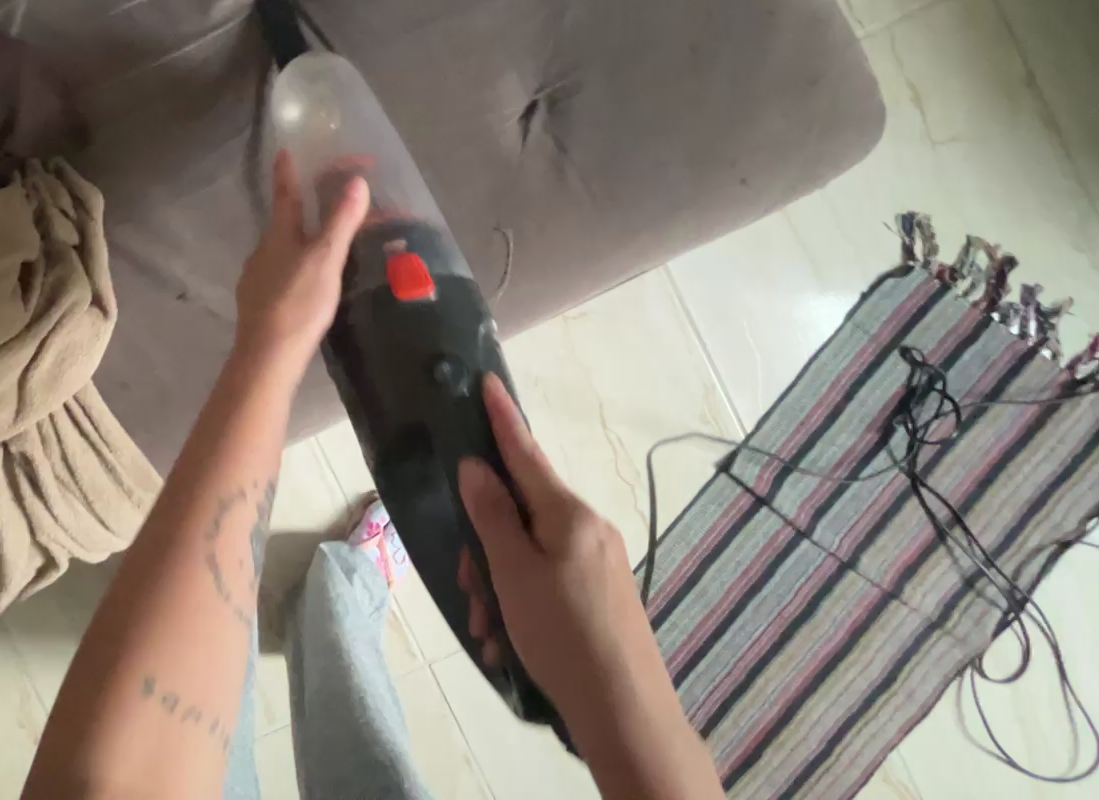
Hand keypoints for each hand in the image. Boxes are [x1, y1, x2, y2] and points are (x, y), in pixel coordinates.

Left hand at [232, 151, 369, 375]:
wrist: (267, 355)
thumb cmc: (298, 302)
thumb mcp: (326, 259)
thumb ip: (340, 222)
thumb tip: (356, 181)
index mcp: (277, 235)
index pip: (284, 195)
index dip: (286, 173)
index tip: (283, 151)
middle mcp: (261, 251)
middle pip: (281, 223)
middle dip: (298, 211)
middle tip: (318, 202)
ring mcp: (256, 278)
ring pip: (279, 251)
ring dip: (297, 243)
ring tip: (320, 246)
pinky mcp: (258, 304)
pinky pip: (278, 275)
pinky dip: (293, 269)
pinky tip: (304, 284)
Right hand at [457, 375, 723, 798]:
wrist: (628, 716)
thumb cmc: (563, 635)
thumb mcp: (513, 572)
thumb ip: (492, 513)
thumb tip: (476, 466)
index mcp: (568, 515)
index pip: (526, 454)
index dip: (503, 418)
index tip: (489, 381)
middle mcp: (587, 529)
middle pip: (519, 511)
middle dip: (485, 543)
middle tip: (470, 587)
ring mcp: (597, 562)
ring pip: (527, 549)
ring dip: (498, 581)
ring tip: (489, 626)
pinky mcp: (600, 592)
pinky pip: (545, 576)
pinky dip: (520, 598)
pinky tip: (507, 637)